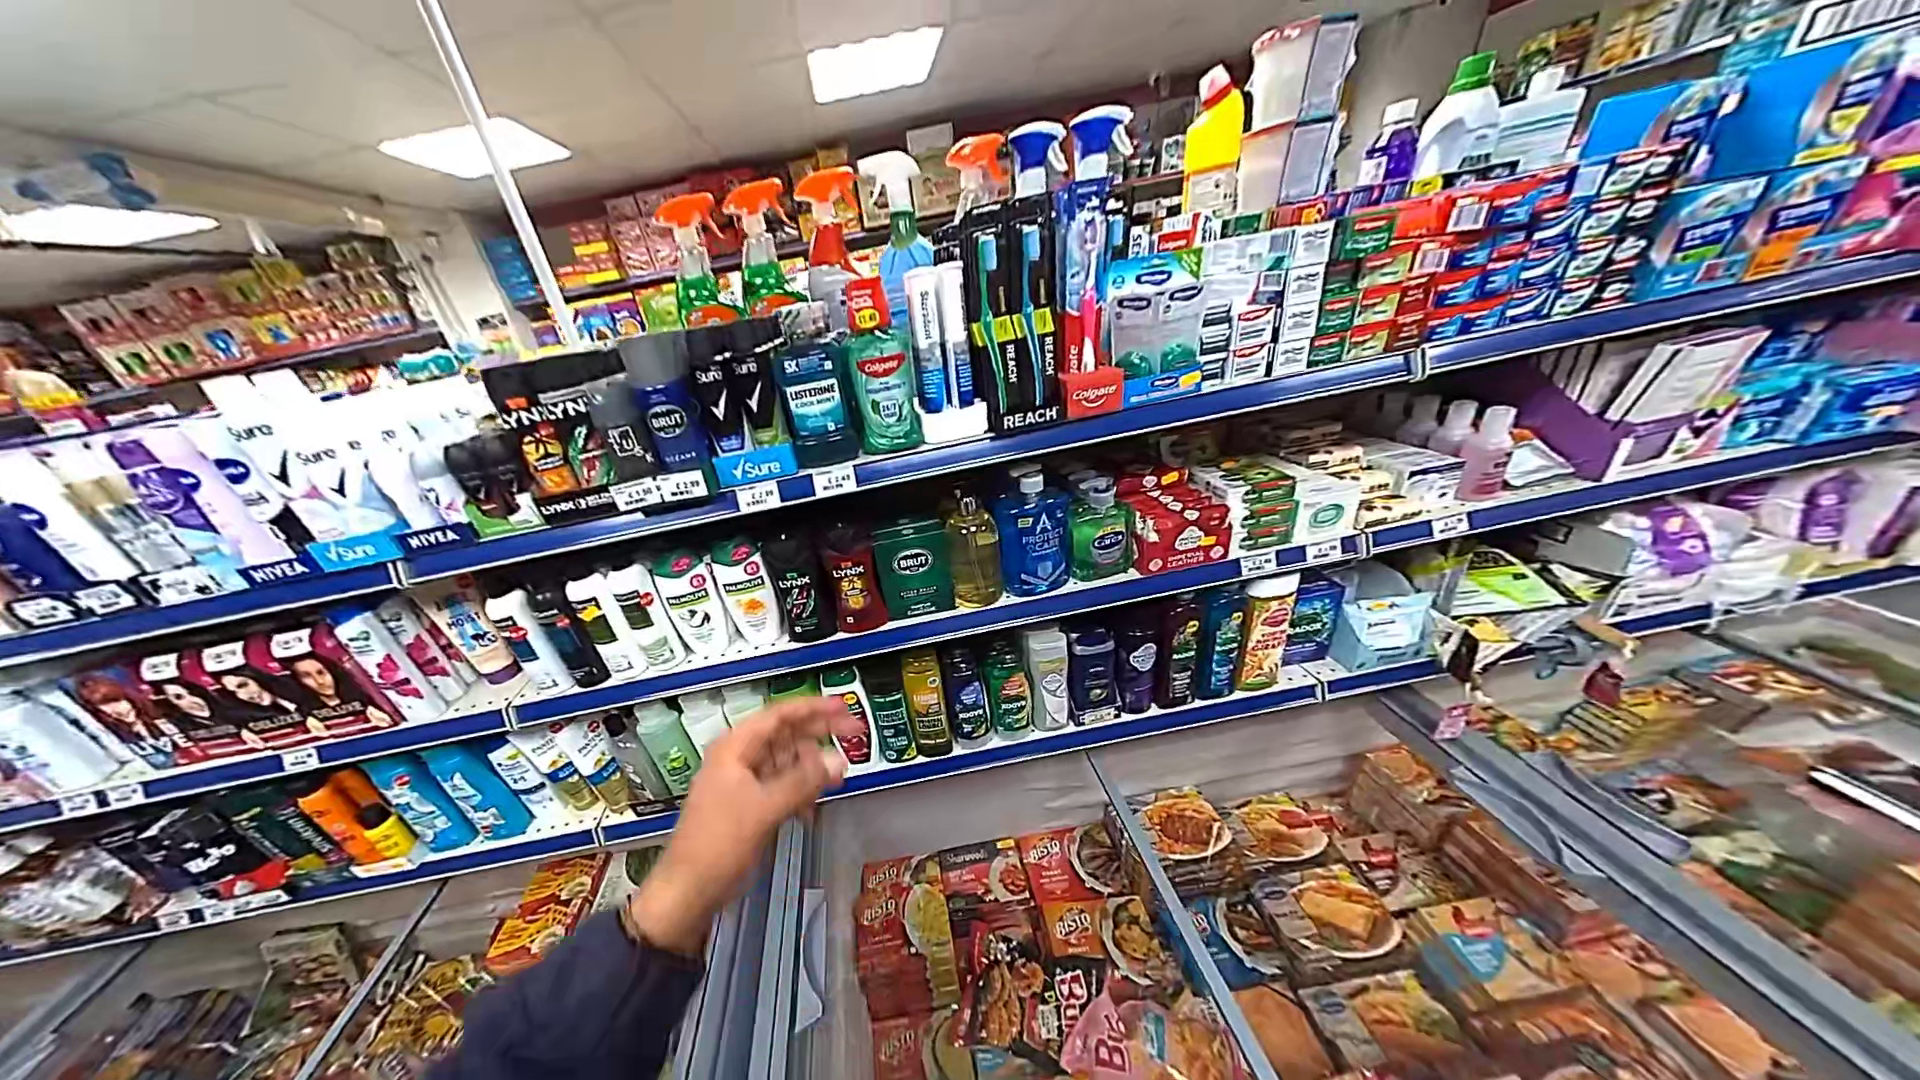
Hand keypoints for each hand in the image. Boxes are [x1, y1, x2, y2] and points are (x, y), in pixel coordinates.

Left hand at [626, 696, 859, 955]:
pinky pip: (782, 784)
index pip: (780, 715)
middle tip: (854, 734)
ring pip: (787, 761)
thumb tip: (839, 761)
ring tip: (838, 776)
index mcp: (736, 747)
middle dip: (820, 734)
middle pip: (787, 734)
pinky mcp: (749, 803)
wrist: (687, 893)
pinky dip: (800, 790)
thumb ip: (804, 781)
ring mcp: (744, 781)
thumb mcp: (765, 809)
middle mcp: (740, 757)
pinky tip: (813, 806)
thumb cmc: (719, 844)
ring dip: (812, 767)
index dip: (814, 708)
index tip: (844, 707)